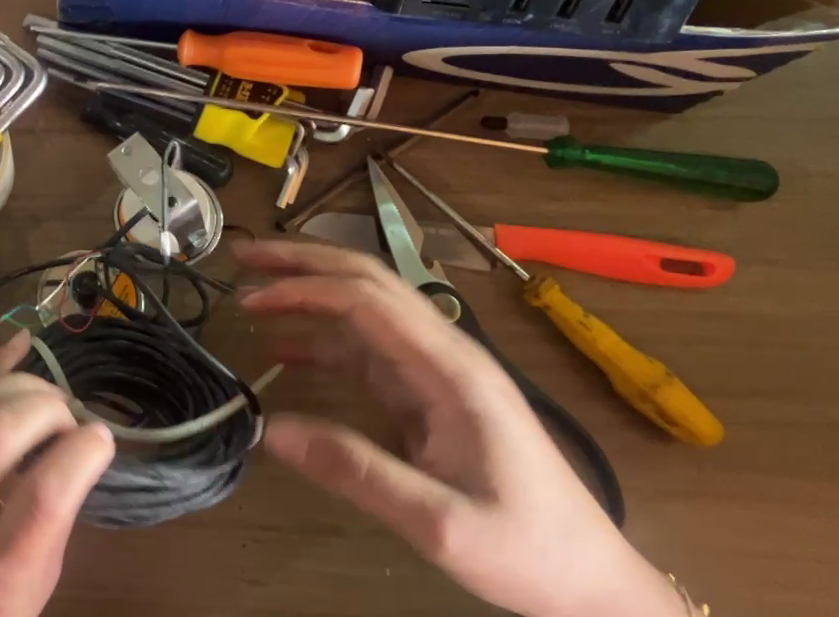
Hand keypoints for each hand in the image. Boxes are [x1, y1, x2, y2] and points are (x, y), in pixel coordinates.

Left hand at [0, 331, 115, 616]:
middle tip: (75, 421)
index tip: (103, 439)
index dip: (80, 455)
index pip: (42, 497)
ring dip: (23, 388)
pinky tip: (24, 344)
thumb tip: (80, 454)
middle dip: (48, 410)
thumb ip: (53, 523)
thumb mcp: (33, 587)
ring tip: (54, 401)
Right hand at [235, 241, 683, 616]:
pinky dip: (320, 339)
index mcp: (452, 370)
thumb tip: (271, 430)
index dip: (305, 289)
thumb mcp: (441, 524)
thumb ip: (357, 472)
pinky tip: (283, 350)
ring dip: (308, 291)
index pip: (368, 300)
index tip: (250, 298)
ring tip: (250, 291)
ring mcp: (437, 371)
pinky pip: (366, 349)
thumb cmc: (526, 549)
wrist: (594, 584)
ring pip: (364, 307)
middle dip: (302, 262)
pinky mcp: (428, 392)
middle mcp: (444, 354)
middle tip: (243, 255)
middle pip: (367, 282)